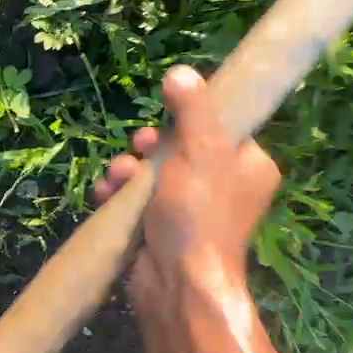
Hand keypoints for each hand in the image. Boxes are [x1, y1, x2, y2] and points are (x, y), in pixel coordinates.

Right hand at [91, 65, 280, 312]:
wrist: (177, 281)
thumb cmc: (199, 212)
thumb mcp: (201, 151)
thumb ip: (192, 111)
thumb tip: (180, 72)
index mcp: (248, 167)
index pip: (218, 130)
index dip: (186, 121)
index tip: (163, 122)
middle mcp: (222, 188)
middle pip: (178, 151)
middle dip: (148, 149)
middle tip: (136, 149)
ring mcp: (188, 212)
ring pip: (151, 177)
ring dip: (126, 172)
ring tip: (115, 178)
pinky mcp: (158, 231)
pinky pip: (134, 203)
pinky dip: (117, 197)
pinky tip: (104, 196)